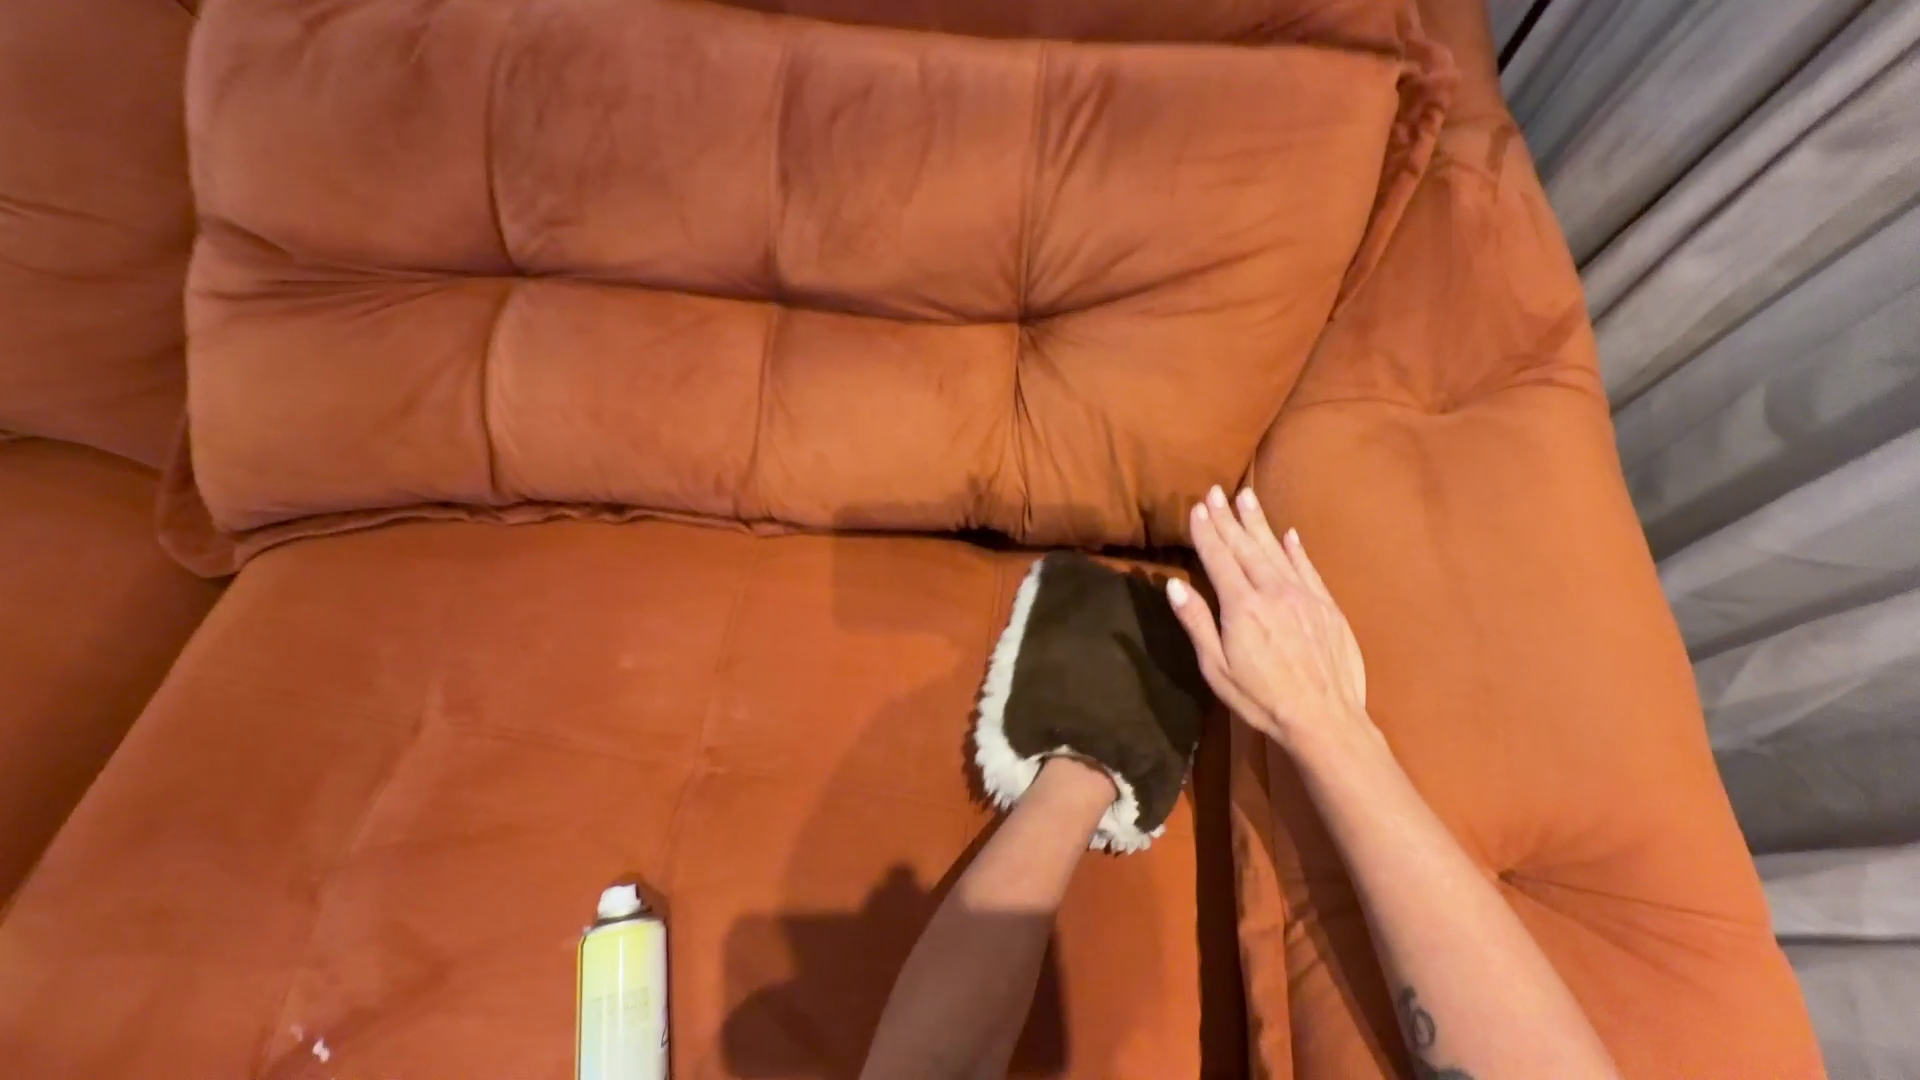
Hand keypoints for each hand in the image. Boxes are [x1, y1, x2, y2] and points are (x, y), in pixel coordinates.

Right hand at [1165, 486, 1376, 756]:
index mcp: (1242, 606)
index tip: (1197, 508)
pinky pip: (1308, 568)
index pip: (1218, 559)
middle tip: (1216, 492)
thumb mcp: (1216, 668)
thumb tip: (1174, 585)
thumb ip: (1196, 623)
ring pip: (1276, 550)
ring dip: (1258, 523)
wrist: (1325, 720)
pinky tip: (1288, 535)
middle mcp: (1273, 591)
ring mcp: (1304, 596)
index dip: (1206, 532)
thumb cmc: (1261, 699)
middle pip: (1245, 547)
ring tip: (1246, 498)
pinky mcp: (1326, 606)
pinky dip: (1296, 549)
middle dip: (1228, 518)